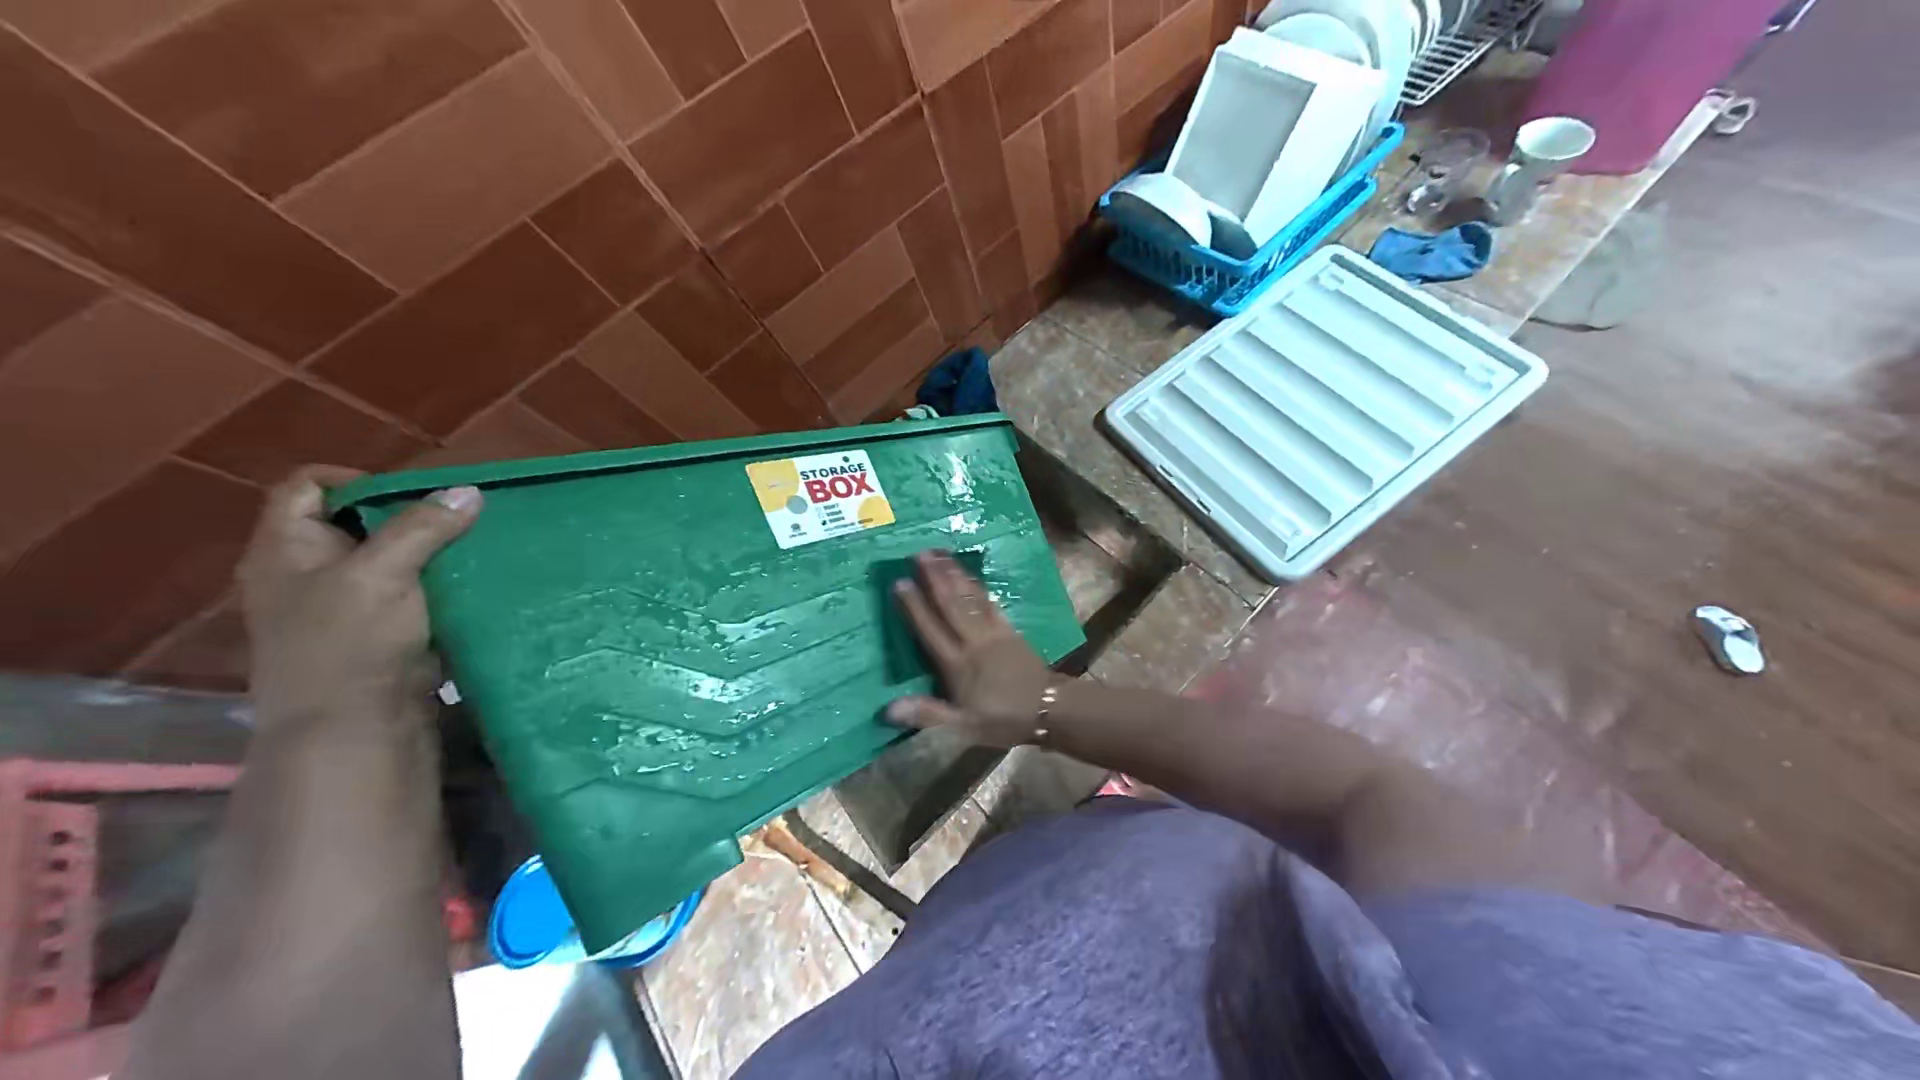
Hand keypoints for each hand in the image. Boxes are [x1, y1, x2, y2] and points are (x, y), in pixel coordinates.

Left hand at [238, 465, 481, 725]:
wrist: (355, 727)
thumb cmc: (349, 643)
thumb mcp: (381, 575)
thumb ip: (422, 528)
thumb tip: (468, 490)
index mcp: (285, 548)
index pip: (308, 486)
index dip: (358, 480)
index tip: (415, 494)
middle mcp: (308, 569)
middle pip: (356, 519)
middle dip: (409, 514)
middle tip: (457, 517)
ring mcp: (344, 601)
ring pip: (390, 555)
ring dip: (430, 549)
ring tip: (473, 544)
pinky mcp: (379, 627)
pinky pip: (409, 588)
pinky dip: (437, 579)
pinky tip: (470, 578)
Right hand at [888, 550, 1054, 747]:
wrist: (1051, 708)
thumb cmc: (1004, 719)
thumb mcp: (963, 727)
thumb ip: (928, 715)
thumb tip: (888, 709)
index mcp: (957, 664)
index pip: (930, 630)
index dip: (914, 606)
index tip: (900, 582)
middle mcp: (973, 641)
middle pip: (950, 605)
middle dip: (934, 578)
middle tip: (919, 553)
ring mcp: (994, 633)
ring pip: (970, 598)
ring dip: (954, 575)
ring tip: (940, 554)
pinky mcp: (1010, 631)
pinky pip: (990, 604)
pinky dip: (978, 588)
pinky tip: (971, 577)